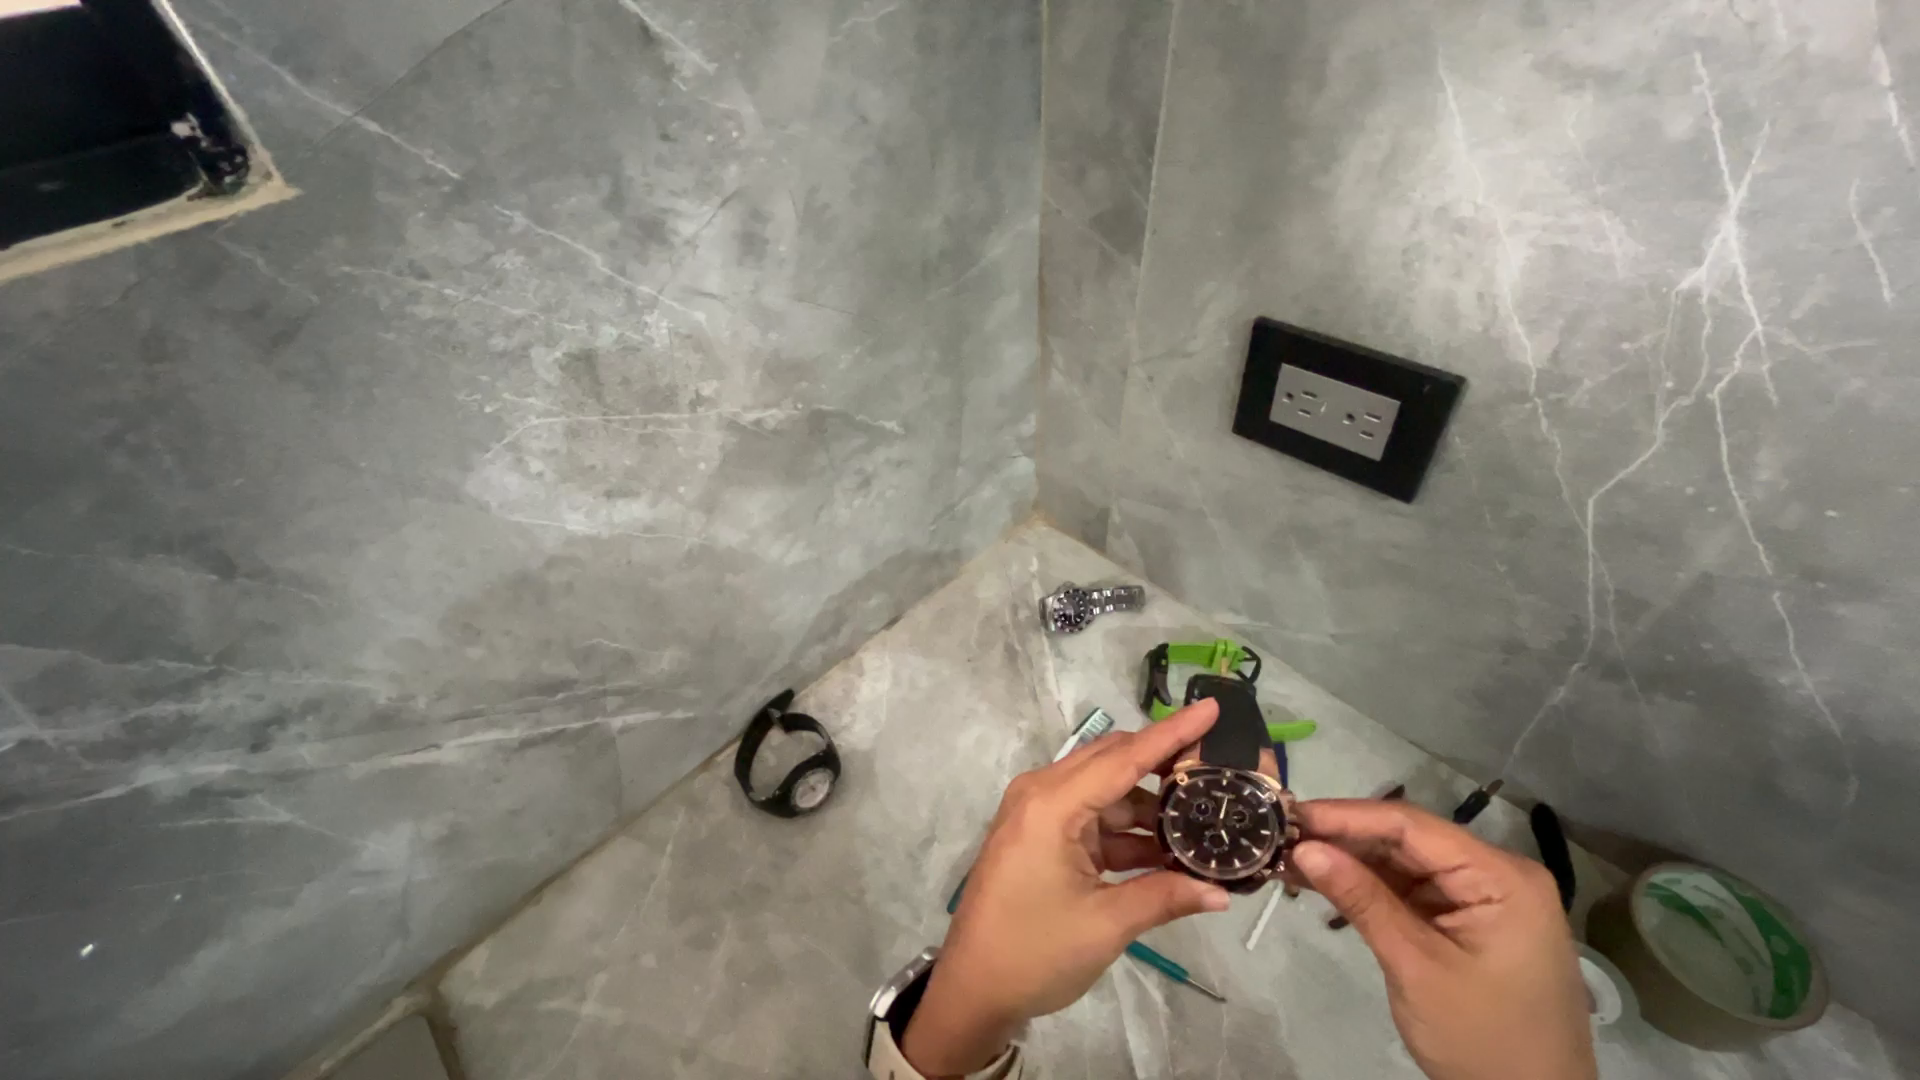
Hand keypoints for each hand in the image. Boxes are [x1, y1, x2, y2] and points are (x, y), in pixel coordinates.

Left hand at [901, 701, 1232, 1076]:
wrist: (973, 989)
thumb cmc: (1033, 951)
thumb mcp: (1106, 924)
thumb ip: (1164, 897)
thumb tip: (1220, 893)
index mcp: (1052, 802)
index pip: (1124, 757)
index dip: (1171, 733)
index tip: (1210, 707)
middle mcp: (1042, 793)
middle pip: (1112, 763)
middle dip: (1163, 764)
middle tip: (1217, 767)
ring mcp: (1039, 813)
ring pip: (1106, 792)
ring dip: (1148, 807)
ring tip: (1204, 816)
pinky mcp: (1041, 835)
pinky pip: (1092, 818)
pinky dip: (1127, 831)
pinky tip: (1167, 849)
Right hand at [1289, 800, 1596, 1079]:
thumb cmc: (1485, 1039)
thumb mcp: (1416, 967)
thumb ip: (1361, 899)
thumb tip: (1302, 848)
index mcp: (1500, 876)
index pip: (1410, 826)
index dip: (1345, 815)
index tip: (1289, 815)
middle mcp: (1492, 874)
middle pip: (1403, 839)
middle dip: (1340, 838)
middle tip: (1277, 837)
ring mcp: (1476, 897)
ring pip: (1398, 861)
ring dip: (1344, 860)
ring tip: (1285, 858)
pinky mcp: (1459, 919)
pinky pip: (1404, 887)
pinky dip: (1362, 885)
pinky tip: (1317, 880)